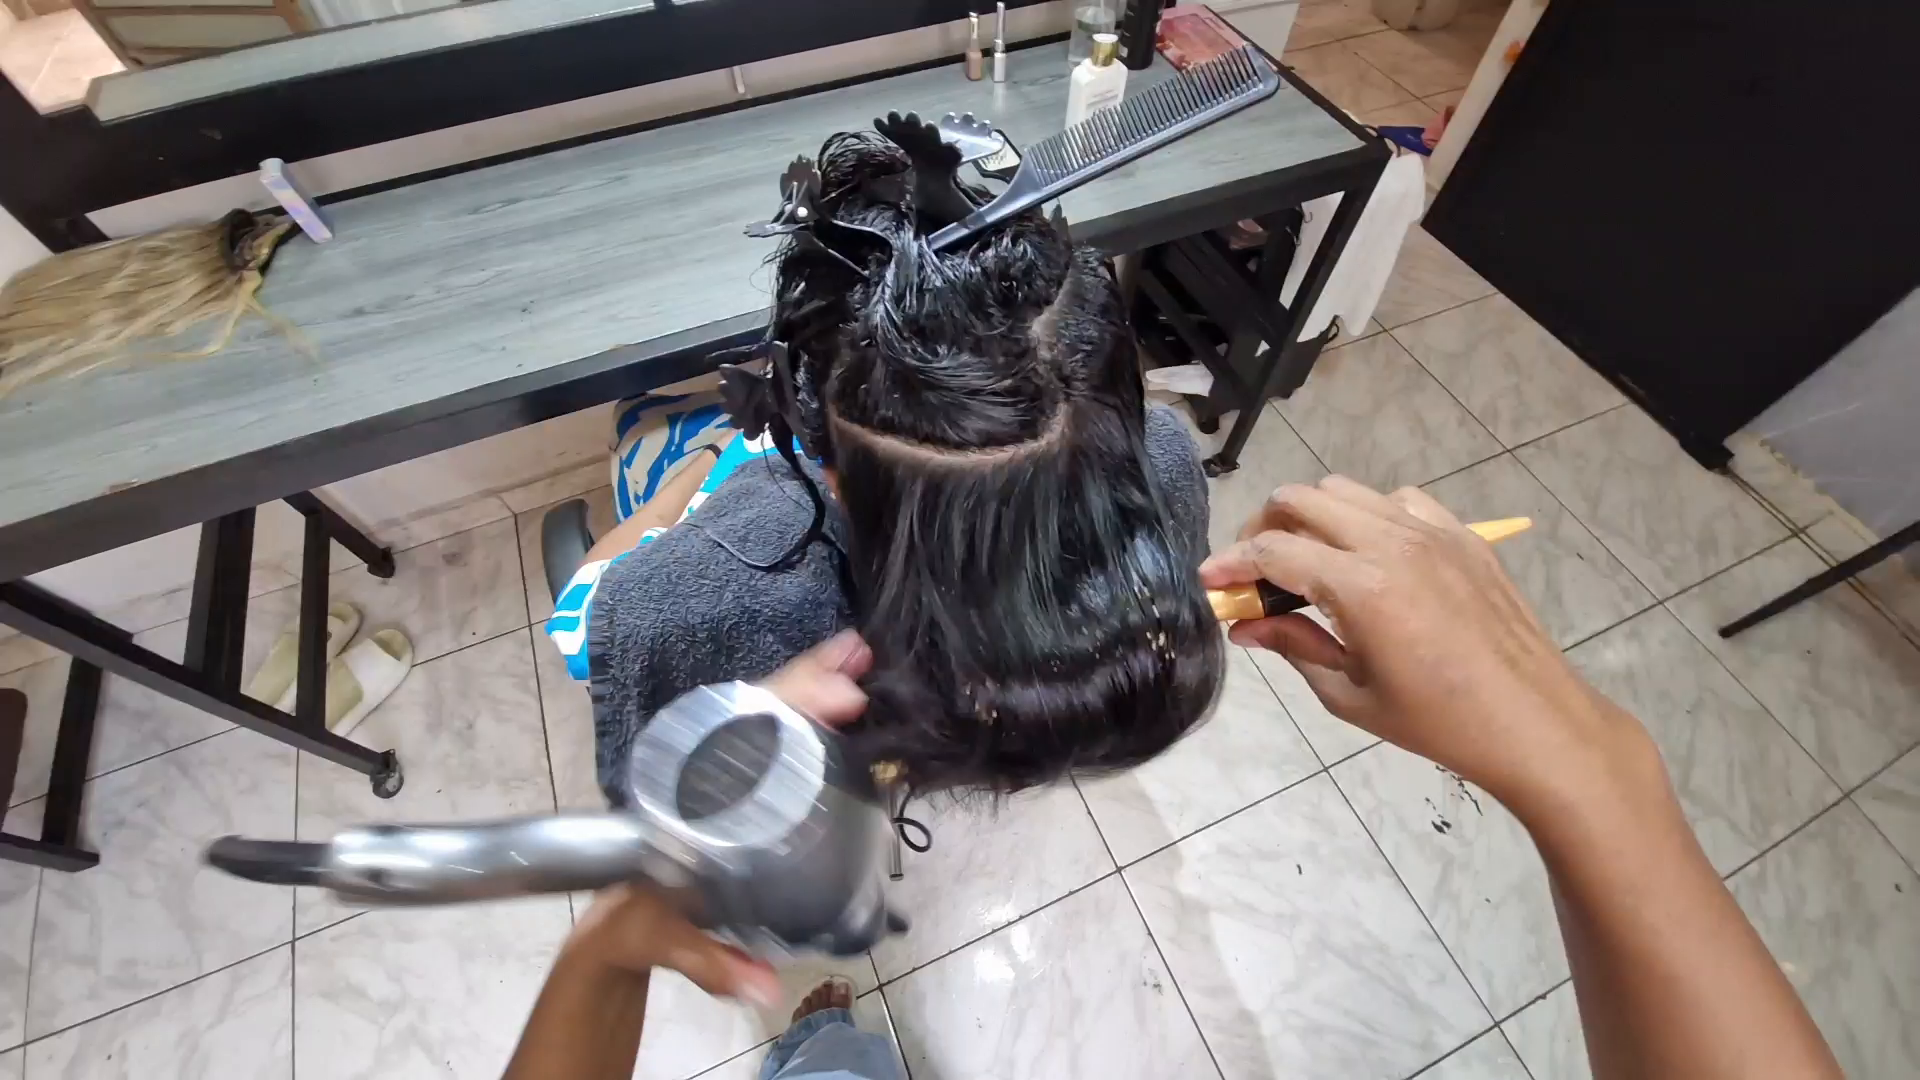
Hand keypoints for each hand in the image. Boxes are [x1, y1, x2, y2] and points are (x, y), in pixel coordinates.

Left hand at [560, 632, 875, 1005]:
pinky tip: (845, 697)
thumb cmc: (641, 921)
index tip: (843, 698)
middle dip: (810, 677)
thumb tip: (767, 985)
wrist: (620, 921)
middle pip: (758, 706)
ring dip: (814, 679)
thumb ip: (712, 960)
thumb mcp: (668, 938)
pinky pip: (777, 731)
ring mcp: (725, 768)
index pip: (738, 730)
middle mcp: (706, 768)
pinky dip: (811, 707)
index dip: (792, 705)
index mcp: (686, 793)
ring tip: (859, 655)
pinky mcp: (742, 778)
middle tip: (859, 653)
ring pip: (768, 709)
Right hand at [1201, 476, 1653, 816]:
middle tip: (1255, 570)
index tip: (1209, 582)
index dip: (1230, 564)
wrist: (1538, 725)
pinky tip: (1368, 554)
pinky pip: (1397, 500)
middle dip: (1262, 529)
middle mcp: (1392, 543)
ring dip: (1310, 517)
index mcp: (1361, 587)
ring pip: (1344, 490)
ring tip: (1307, 558)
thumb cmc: (1435, 722)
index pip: (1272, 552)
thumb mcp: (1347, 694)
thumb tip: (1243, 627)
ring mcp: (1432, 532)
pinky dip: (1366, 515)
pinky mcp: (1462, 536)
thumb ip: (1291, 646)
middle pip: (1300, 499)